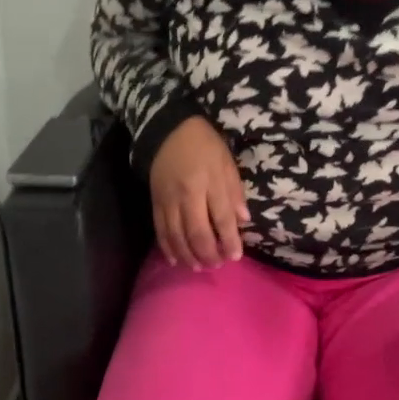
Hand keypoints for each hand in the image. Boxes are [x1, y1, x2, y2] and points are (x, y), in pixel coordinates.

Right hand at [149, 116, 249, 269]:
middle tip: (216, 264)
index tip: (235, 256)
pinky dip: (168, 248)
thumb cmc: (204, 146)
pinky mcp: (155, 205)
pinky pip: (161, 232)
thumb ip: (234, 192)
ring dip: (188, 256)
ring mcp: (168, 203)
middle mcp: (187, 196)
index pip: (221, 218)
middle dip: (208, 253)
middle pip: (197, 233)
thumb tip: (243, 221)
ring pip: (177, 237)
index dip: (229, 240)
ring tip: (198, 266)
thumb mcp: (226, 163)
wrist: (167, 133)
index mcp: (209, 183)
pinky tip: (175, 260)